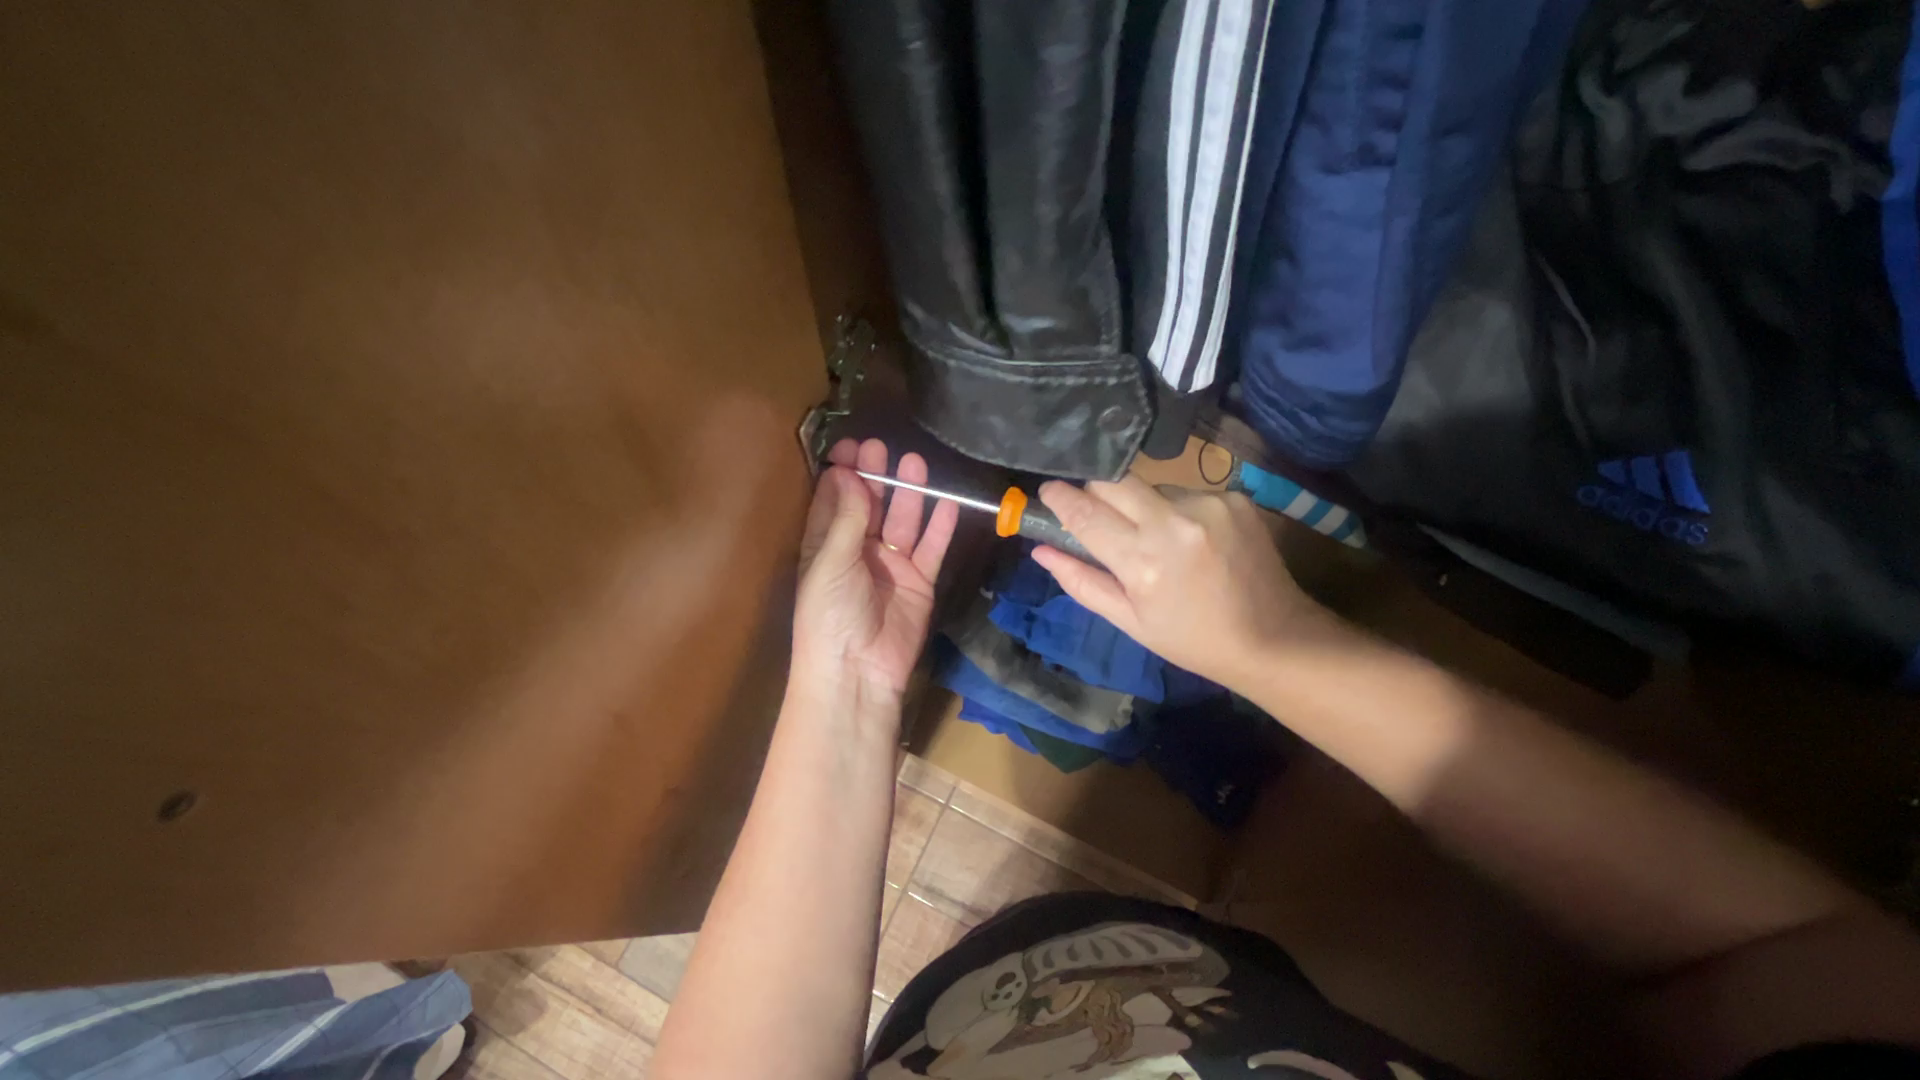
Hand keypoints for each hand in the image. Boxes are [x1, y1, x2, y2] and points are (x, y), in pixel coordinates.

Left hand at [793, 438, 958, 699]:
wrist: (857, 671)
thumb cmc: (829, 614)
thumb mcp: (831, 562)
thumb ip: (848, 517)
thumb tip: (851, 472)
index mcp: (826, 547)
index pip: (834, 501)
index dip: (843, 474)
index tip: (853, 445)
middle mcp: (858, 552)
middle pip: (870, 506)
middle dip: (877, 477)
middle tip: (883, 448)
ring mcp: (891, 567)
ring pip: (903, 522)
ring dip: (910, 494)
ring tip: (916, 463)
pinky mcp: (920, 583)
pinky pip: (932, 549)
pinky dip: (940, 528)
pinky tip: (949, 502)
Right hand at [1031, 476, 1344, 686]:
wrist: (1274, 637)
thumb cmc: (1192, 639)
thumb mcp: (1130, 621)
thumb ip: (1082, 581)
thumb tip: (1040, 550)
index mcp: (1143, 562)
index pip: (1086, 513)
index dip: (1060, 498)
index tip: (1048, 492)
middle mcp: (1173, 523)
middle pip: (1113, 480)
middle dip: (1095, 491)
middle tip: (1095, 513)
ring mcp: (1208, 505)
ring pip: (1151, 486)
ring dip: (1141, 505)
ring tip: (1158, 541)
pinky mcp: (1235, 497)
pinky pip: (1186, 492)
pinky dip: (1178, 510)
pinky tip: (1192, 540)